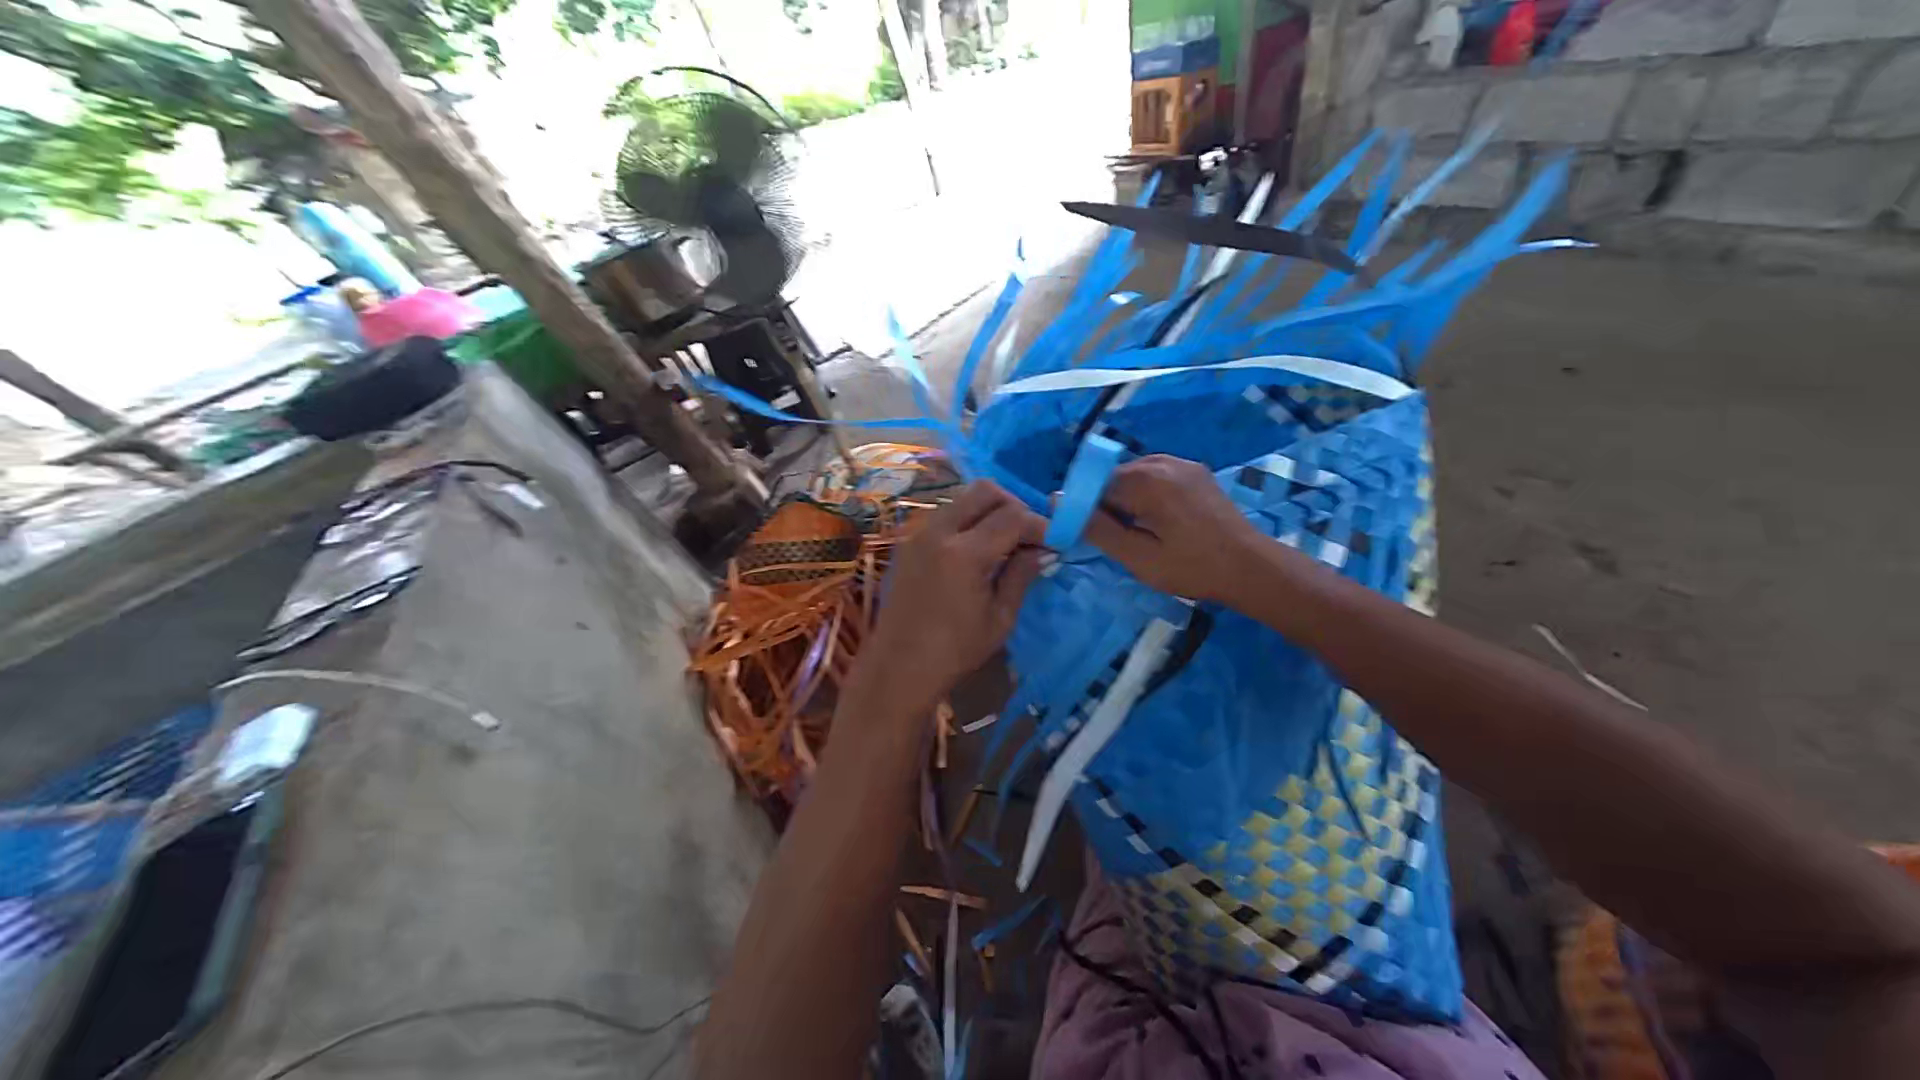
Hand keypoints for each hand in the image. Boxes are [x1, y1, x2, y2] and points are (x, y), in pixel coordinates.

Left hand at [857, 481, 1045, 705]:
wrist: (899, 667)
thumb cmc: (955, 651)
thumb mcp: (1000, 617)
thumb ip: (1021, 575)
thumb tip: (1041, 550)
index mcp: (965, 553)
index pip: (1013, 516)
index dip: (1040, 525)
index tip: (1054, 542)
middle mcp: (939, 532)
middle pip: (985, 490)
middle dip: (1014, 505)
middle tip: (1029, 534)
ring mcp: (920, 534)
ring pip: (963, 498)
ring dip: (990, 510)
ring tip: (1007, 541)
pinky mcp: (910, 542)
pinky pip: (947, 515)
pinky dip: (969, 520)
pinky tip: (980, 549)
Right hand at [1082, 455, 1269, 602]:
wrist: (1251, 567)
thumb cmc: (1191, 567)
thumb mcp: (1136, 556)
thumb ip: (1097, 527)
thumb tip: (1058, 501)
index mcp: (1145, 479)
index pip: (1093, 485)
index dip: (1086, 510)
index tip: (1090, 536)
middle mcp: (1161, 461)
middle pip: (1114, 478)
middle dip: (1107, 505)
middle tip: (1118, 540)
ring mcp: (1182, 464)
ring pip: (1135, 477)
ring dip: (1128, 501)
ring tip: (1139, 534)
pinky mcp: (1196, 473)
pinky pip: (1157, 477)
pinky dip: (1148, 496)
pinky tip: (1159, 523)